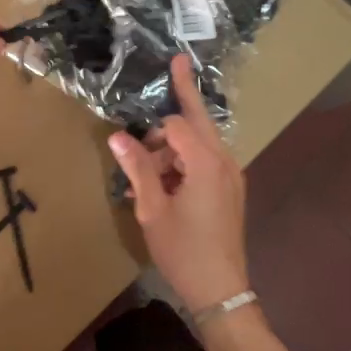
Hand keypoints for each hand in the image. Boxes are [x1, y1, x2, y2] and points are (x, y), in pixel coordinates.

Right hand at [107, 55, 249, 313]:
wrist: (220, 290)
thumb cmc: (183, 249)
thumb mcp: (151, 209)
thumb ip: (137, 168)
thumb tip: (118, 135)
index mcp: (205, 162)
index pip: (176, 125)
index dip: (152, 135)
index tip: (133, 151)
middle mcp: (225, 161)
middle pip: (200, 117)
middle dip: (186, 90)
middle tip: (178, 59)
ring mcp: (232, 175)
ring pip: (202, 141)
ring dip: (177, 143)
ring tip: (152, 171)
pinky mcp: (231, 189)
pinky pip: (208, 159)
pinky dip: (187, 158)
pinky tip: (168, 180)